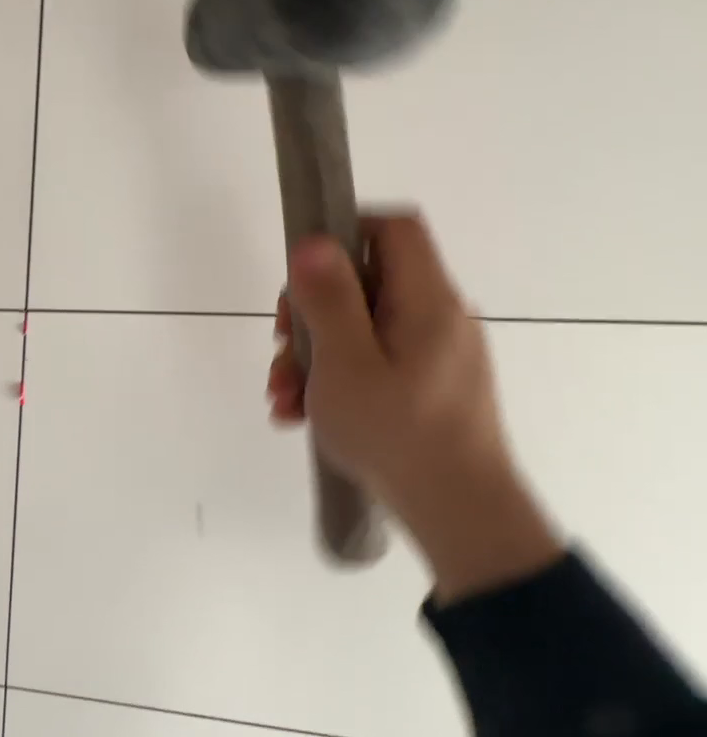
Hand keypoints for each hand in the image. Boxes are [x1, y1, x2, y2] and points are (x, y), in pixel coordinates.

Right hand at [266, 212, 562, 600]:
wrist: (454, 507)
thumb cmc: (395, 430)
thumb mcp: (343, 363)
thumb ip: (328, 300)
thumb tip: (314, 242)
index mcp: (425, 302)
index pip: (393, 229)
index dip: (342, 231)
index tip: (298, 271)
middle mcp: (435, 319)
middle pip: (363, 283)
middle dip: (308, 314)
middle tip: (281, 350)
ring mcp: (431, 354)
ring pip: (357, 329)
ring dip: (309, 356)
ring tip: (284, 398)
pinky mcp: (424, 385)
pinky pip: (368, 363)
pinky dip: (331, 380)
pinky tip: (302, 413)